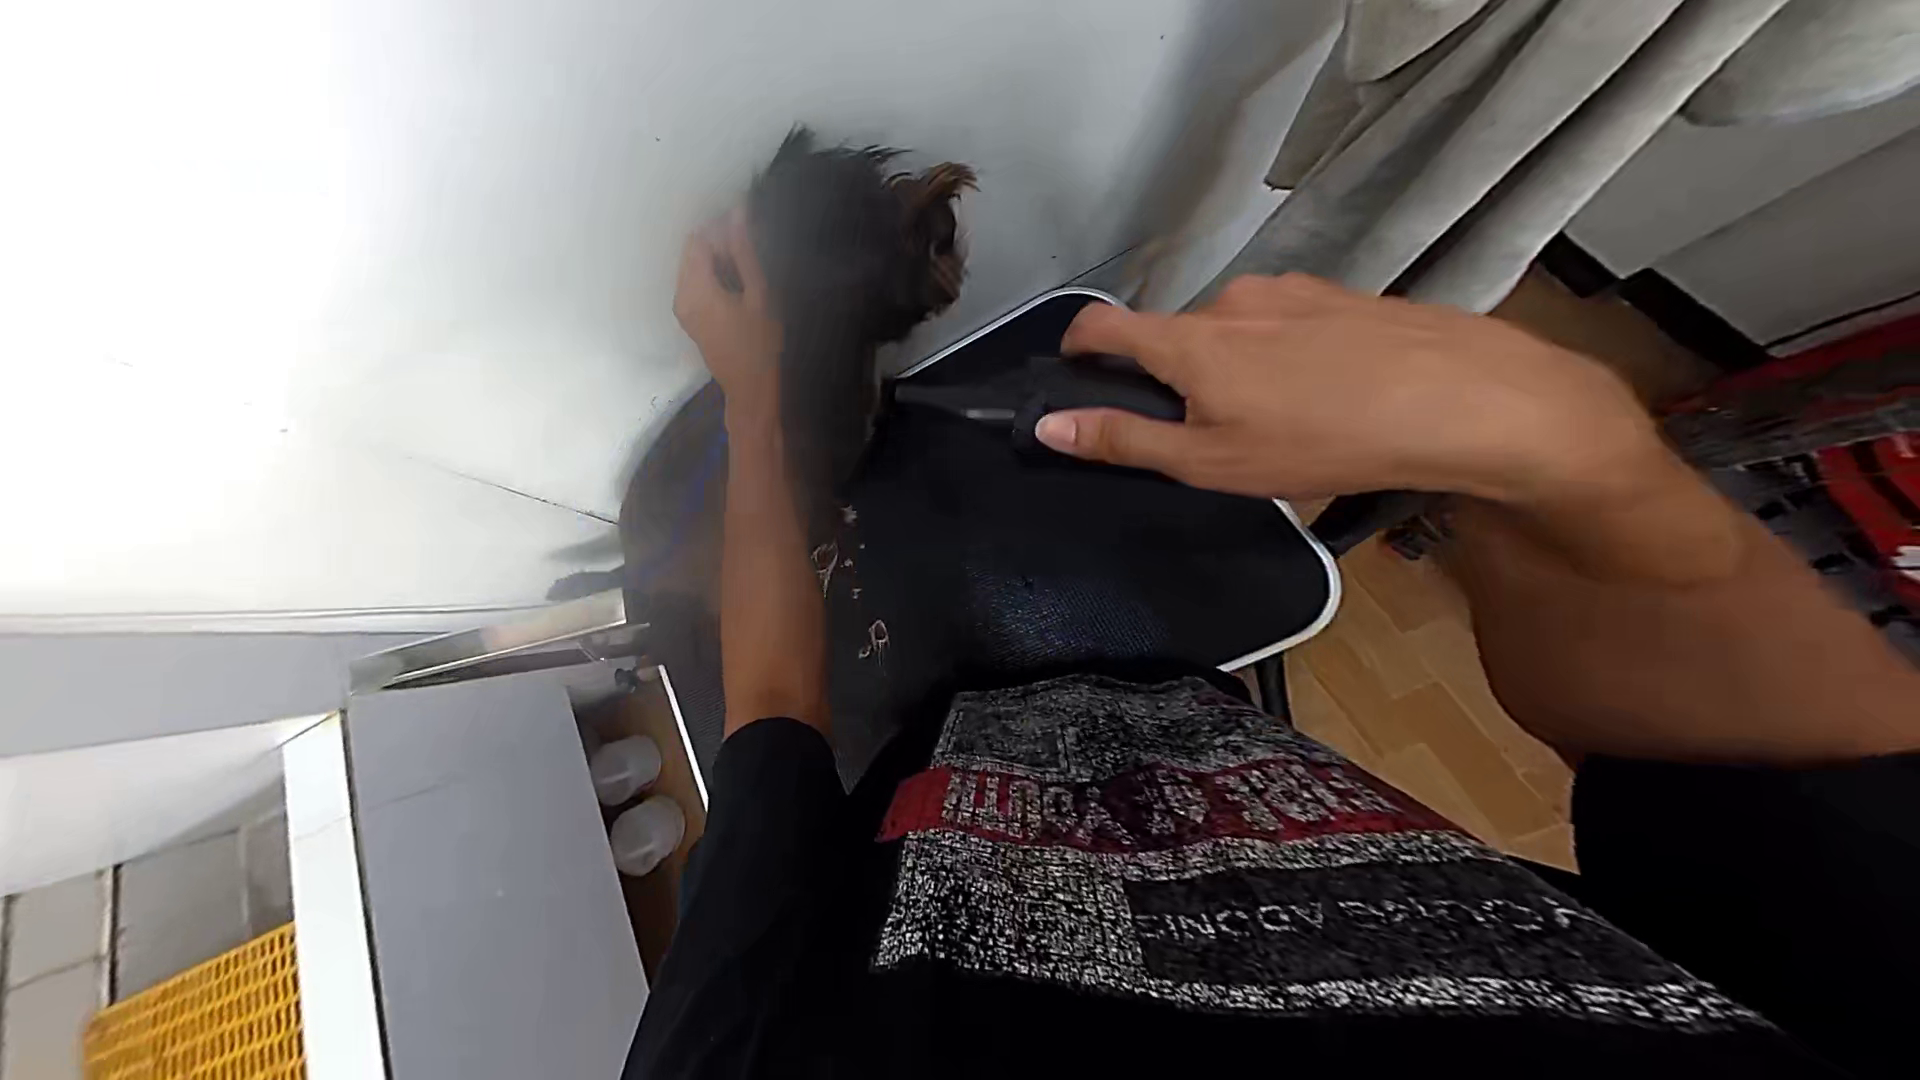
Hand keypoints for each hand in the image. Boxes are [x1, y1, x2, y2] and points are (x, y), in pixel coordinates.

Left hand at [674, 209, 781, 412]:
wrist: (751, 388)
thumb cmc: (761, 345)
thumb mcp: (759, 296)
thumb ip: (745, 254)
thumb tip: (737, 214)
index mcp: (695, 288)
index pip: (698, 240)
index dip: (722, 230)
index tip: (750, 235)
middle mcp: (680, 295)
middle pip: (692, 252)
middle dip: (719, 246)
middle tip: (752, 254)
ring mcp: (682, 308)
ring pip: (694, 268)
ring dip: (718, 263)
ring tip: (748, 273)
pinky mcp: (689, 318)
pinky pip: (696, 285)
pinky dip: (714, 279)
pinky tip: (738, 289)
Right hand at [1036, 274, 1664, 509]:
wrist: (1468, 404)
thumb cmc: (1318, 442)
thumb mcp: (1206, 460)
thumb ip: (1122, 439)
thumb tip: (1048, 425)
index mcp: (1187, 340)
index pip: (1101, 325)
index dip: (1076, 347)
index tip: (1077, 376)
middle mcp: (1228, 300)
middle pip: (1168, 335)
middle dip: (1165, 378)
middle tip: (1201, 432)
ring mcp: (1287, 290)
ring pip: (1224, 330)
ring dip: (1221, 367)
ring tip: (1267, 418)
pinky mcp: (1335, 294)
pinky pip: (1275, 323)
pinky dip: (1269, 355)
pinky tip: (1314, 393)